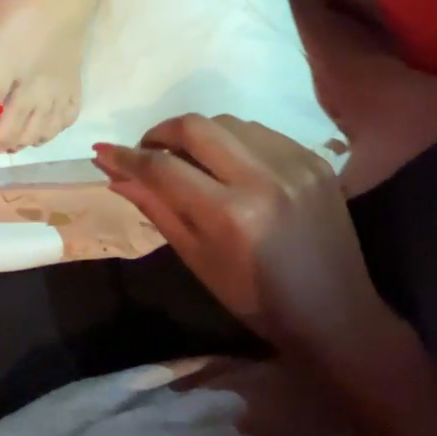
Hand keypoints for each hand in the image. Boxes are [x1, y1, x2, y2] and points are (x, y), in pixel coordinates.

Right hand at [93, 114, 362, 326]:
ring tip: (190, 160)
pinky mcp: (316, 160)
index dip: (127, 156)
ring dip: (199, 135)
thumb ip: (155, 207)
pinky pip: (261, 132)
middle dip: (161, 133)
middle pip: (195, 126)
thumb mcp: (196, 257)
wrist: (333, 312)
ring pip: (229, 122)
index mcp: (230, 214)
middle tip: (149, 152)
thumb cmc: (254, 297)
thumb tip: (114, 174)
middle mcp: (264, 178)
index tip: (103, 151)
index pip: (164, 168)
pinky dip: (235, 142)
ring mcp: (295, 164)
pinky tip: (230, 165)